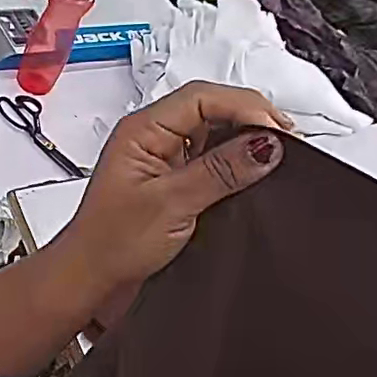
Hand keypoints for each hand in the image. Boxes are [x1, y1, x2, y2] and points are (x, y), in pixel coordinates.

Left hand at [60, 80, 292, 290]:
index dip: (244, 107)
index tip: (274, 130)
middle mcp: (152, 138)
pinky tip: (253, 175)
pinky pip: (210, 160)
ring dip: (244, 141)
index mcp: (142, 130)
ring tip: (276, 156)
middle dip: (250, 119)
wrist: (92, 278)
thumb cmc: (110, 242)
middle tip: (285, 141)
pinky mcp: (172, 181)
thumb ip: (220, 171)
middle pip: (210, 108)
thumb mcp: (171, 203)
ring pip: (213, 133)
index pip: (201, 97)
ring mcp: (163, 159)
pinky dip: (235, 163)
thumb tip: (264, 145)